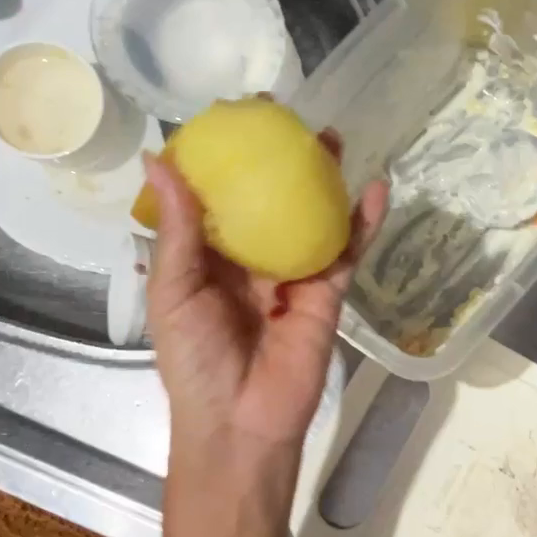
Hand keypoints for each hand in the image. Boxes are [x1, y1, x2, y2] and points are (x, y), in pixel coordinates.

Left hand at [142, 134, 387, 452]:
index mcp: (209, 258)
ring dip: (325, 183)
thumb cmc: (194, 360)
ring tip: (335, 140)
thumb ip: (178, 230)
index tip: (236, 115)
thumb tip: (161, 161)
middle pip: (271, 201)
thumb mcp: (174, 292)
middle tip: (290, 118)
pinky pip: (346, 254)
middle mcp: (253, 261)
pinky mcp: (328, 296)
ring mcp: (294, 277)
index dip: (227, 158)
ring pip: (313, 221)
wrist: (241, 420)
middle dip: (282, 162)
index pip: (219, 197)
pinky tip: (375, 190)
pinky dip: (361, 224)